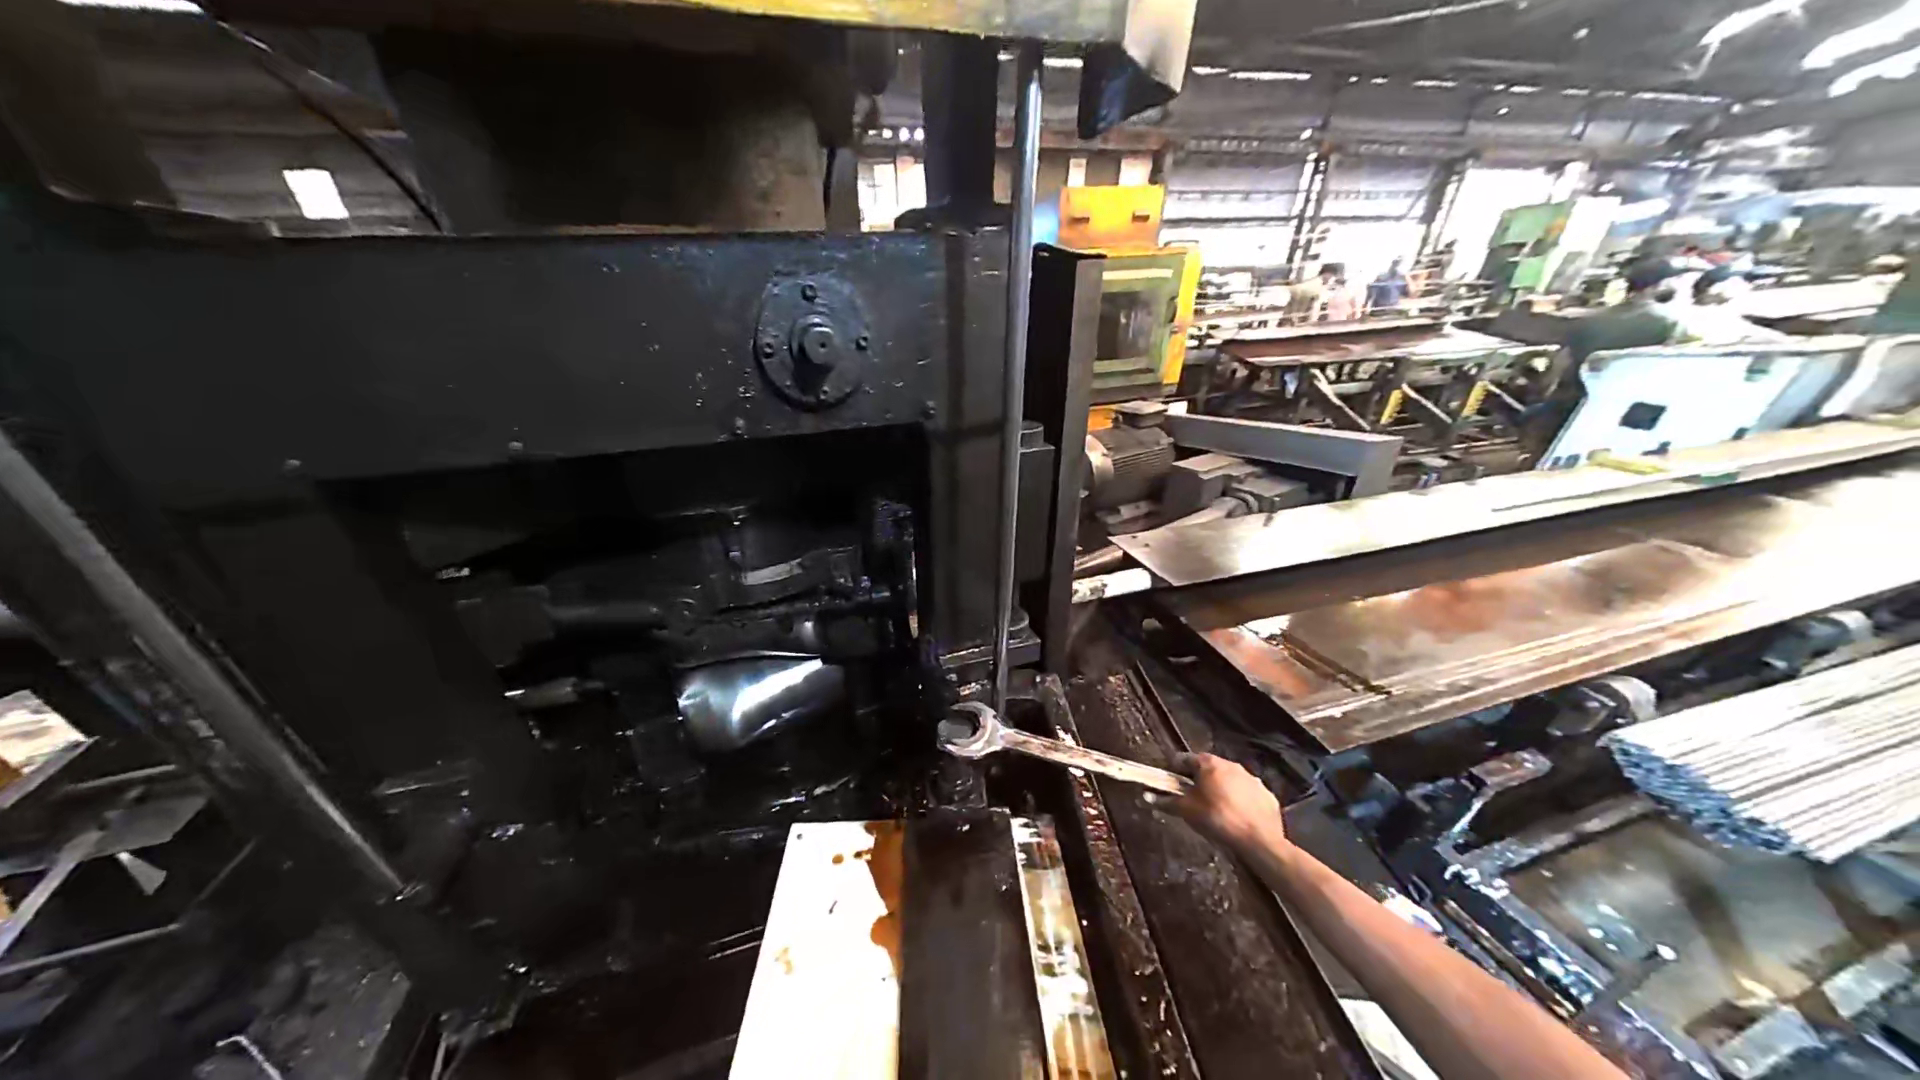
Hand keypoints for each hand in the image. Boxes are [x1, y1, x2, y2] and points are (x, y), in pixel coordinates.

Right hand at [1169, 753, 1287, 851]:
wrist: (1259, 841)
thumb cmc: (1217, 819)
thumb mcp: (1187, 811)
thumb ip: (1166, 801)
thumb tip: (1147, 796)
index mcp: (1209, 764)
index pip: (1184, 759)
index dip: (1173, 770)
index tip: (1169, 783)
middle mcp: (1232, 765)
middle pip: (1208, 768)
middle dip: (1198, 780)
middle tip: (1191, 798)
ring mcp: (1252, 779)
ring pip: (1229, 780)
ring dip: (1220, 790)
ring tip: (1215, 810)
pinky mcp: (1267, 795)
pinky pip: (1247, 794)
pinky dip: (1239, 801)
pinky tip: (1236, 818)